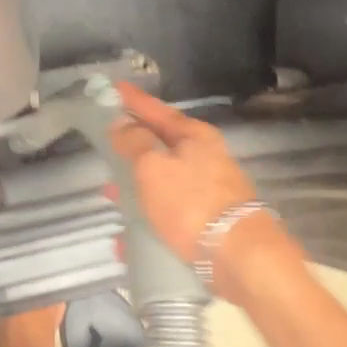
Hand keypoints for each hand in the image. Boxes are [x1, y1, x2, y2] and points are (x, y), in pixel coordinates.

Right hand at [107, 86, 258, 275]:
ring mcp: (209, 190)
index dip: (132, 100)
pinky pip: (169, 215)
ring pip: (163, 182)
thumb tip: (120, 123)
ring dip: (136, 188)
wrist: (241, 257)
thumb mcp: (153, 167)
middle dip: (132, 148)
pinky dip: (147, 221)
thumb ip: (134, 143)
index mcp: (194, 135)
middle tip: (105, 147)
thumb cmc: (191, 203)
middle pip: (161, 146)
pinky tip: (127, 239)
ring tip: (111, 198)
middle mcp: (205, 157)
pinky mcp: (209, 222)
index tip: (112, 89)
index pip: (156, 110)